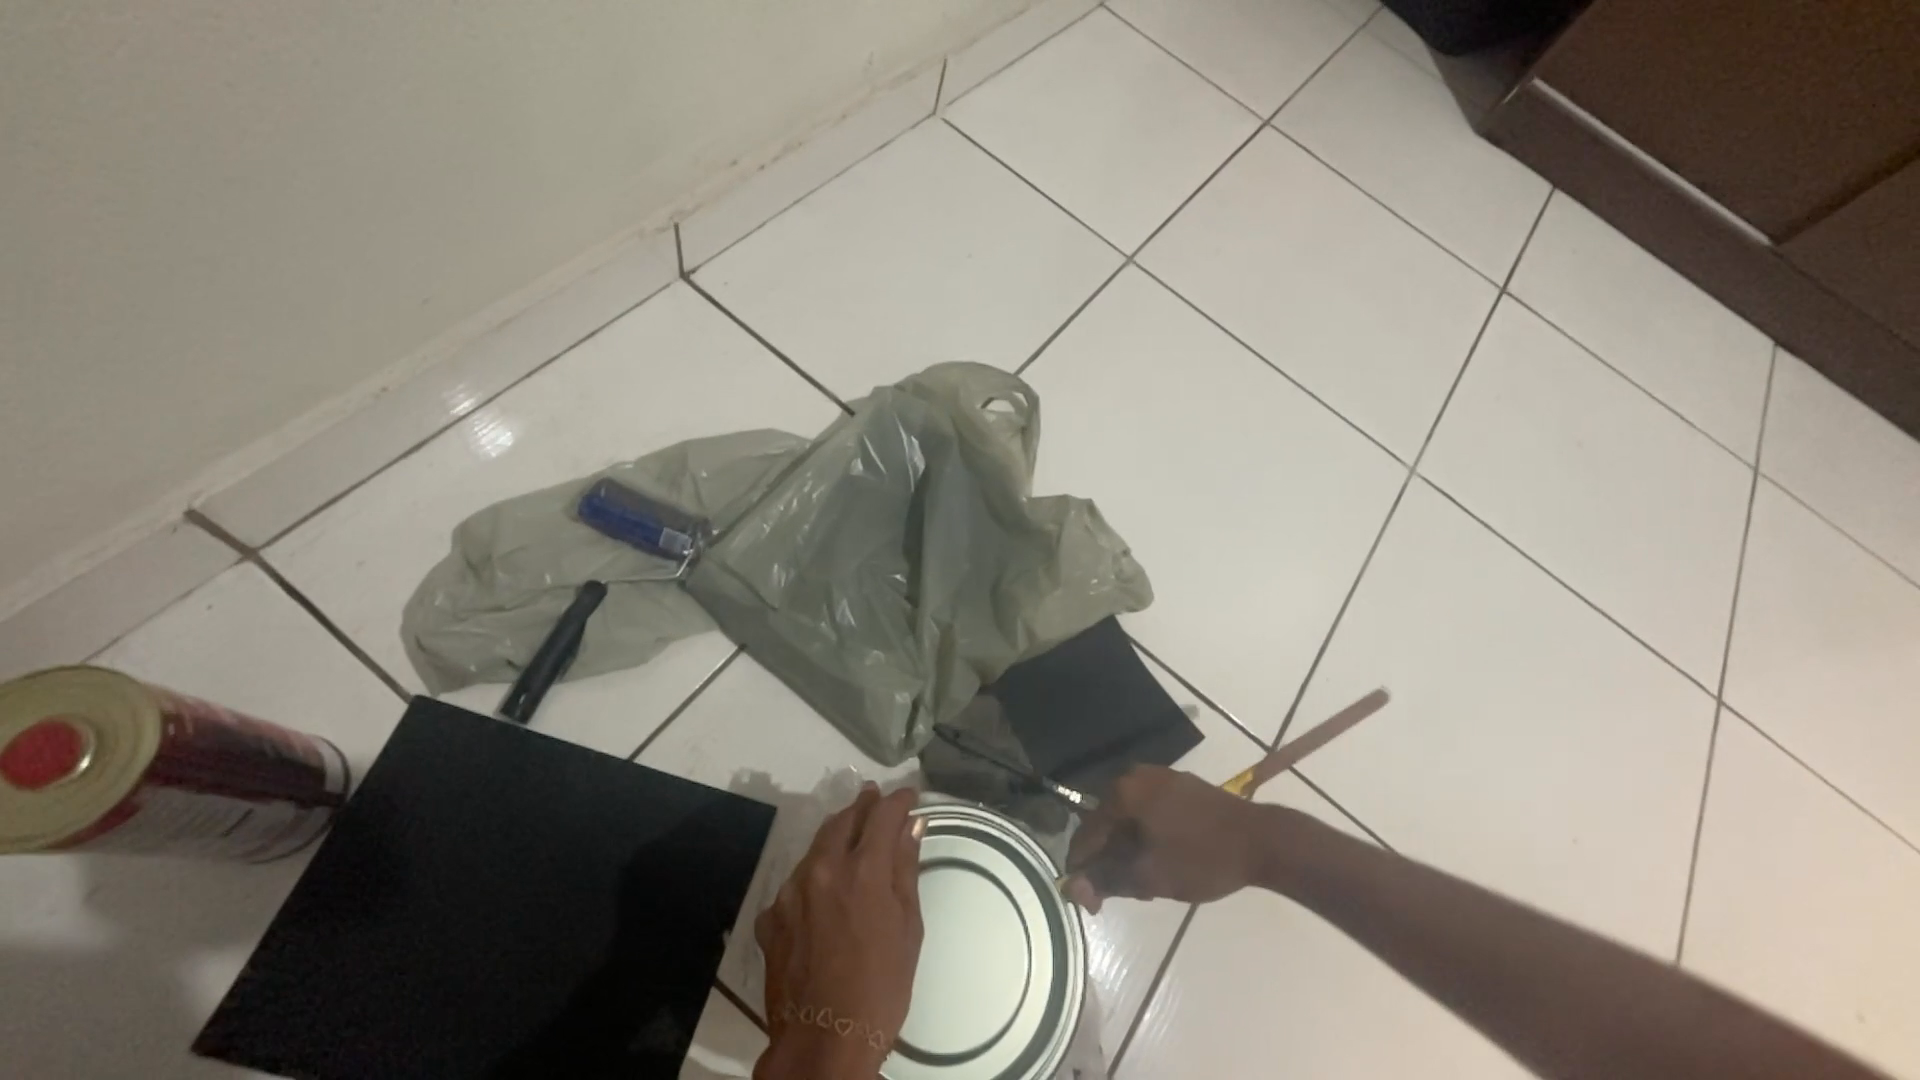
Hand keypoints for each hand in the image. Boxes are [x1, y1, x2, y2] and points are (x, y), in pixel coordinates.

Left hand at [754, 785, 924, 1078]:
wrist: (823, 1042)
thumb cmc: (881, 987)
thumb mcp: (908, 927)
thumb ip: (906, 869)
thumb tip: (912, 826)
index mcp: (863, 870)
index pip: (883, 815)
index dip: (899, 800)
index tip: (910, 794)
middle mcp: (822, 869)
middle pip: (843, 820)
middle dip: (863, 806)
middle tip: (877, 800)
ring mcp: (790, 892)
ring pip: (816, 847)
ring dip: (836, 835)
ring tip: (853, 834)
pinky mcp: (771, 917)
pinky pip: (796, 882)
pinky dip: (815, 874)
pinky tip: (824, 888)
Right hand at [1063, 766, 1268, 912]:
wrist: (1264, 841)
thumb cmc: (1202, 859)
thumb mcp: (1149, 877)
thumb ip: (1106, 881)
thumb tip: (1070, 888)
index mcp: (1122, 792)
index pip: (1086, 834)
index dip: (1083, 872)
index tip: (1092, 905)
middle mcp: (1135, 776)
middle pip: (1107, 826)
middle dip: (1110, 863)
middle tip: (1126, 895)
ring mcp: (1161, 778)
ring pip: (1129, 821)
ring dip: (1130, 853)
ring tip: (1148, 884)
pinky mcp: (1182, 786)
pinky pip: (1150, 813)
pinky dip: (1148, 838)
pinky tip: (1163, 861)